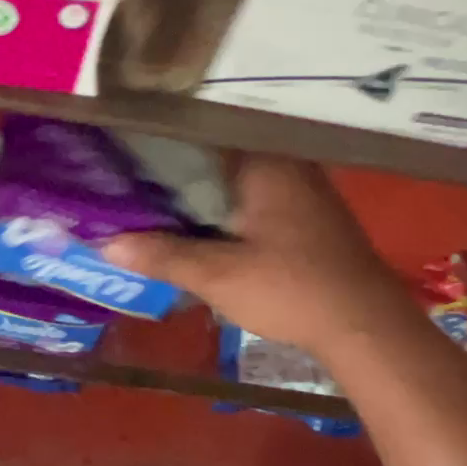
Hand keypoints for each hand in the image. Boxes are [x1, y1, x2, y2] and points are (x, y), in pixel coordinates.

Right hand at [103, 154, 416, 355]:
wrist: (361, 322)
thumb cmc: (289, 289)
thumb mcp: (217, 276)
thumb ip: (162, 255)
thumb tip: (105, 243)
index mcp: (260, 162)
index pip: (193, 143)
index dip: (151, 156)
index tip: (114, 169)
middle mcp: (282, 163)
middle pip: (210, 165)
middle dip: (169, 183)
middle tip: (121, 196)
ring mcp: (297, 188)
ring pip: (229, 186)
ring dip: (193, 202)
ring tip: (145, 213)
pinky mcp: (303, 215)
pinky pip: (247, 203)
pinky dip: (218, 215)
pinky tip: (192, 233)